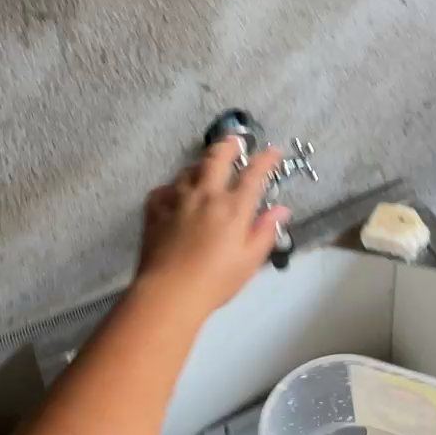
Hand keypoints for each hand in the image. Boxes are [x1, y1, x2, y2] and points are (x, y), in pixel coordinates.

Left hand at [135, 138, 291, 317]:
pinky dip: (173, 188)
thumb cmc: (215, 282)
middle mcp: (205, 196)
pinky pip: (164, 189)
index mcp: (232, 208)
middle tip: (234, 142)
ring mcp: (177, 200)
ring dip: (200, 166)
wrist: (168, 293)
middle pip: (216, 158)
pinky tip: (175, 195)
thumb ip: (264, 231)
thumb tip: (280, 209)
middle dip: (228, 146)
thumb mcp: (249, 261)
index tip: (274, 152)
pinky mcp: (155, 210)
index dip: (266, 160)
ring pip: (189, 171)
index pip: (254, 175)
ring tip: (205, 169)